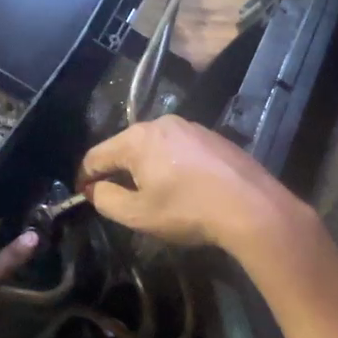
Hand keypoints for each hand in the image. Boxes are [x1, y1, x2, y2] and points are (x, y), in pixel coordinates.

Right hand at [81, 115, 325, 257]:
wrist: (253, 208)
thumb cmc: (188, 210)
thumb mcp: (138, 214)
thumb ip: (106, 199)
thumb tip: (94, 189)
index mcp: (136, 139)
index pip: (95, 155)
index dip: (85, 178)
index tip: (84, 197)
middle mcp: (160, 123)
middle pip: (125, 147)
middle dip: (117, 171)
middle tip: (119, 198)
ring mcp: (190, 127)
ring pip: (153, 147)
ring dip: (146, 168)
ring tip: (153, 194)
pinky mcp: (213, 138)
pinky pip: (178, 149)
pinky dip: (171, 165)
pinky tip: (183, 187)